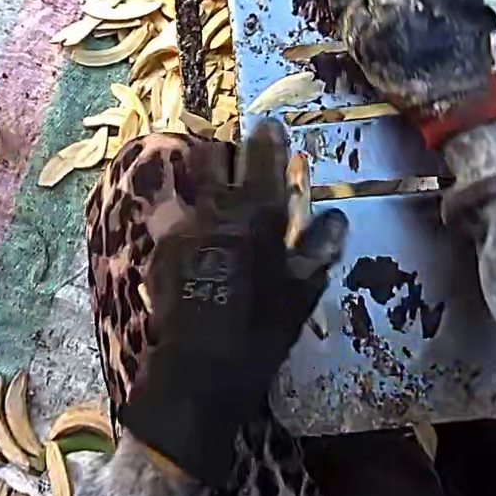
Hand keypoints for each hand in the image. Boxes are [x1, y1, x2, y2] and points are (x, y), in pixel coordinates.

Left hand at [118, 121, 347, 486]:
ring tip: (219, 204)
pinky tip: (200, 244)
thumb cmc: (259, 333)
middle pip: (211, 156)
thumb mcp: (300, 294)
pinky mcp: (159, 246)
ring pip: (190, 184)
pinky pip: (176, 218)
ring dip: (205, 183)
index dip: (267, 137)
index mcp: (254, 217)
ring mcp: (181, 227)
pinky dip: (190, 220)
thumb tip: (336, 219)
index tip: (269, 126)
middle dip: (224, 153)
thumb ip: (318, 249)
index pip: (260, 157)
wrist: (198, 369)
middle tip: (238, 168)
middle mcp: (213, 211)